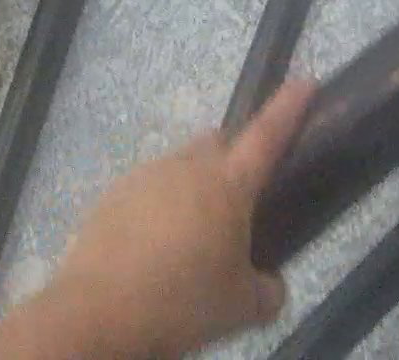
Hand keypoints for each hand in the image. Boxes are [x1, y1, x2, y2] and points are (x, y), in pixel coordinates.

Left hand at [0, 80, 315, 358]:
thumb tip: (271, 286)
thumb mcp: (239, 308)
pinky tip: (150, 250)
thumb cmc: (180, 302)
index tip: (305, 81)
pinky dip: (157, 209)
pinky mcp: (114, 195)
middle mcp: (191, 166)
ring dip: (192, 187)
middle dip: (232, 156)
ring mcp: (149, 175)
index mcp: (230, 183)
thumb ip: (266, 290)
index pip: (269, 133)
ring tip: (187, 237)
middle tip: (234, 200)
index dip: (290, 105)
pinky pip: (148, 190)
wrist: (94, 316)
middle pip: (220, 141)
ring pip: (182, 165)